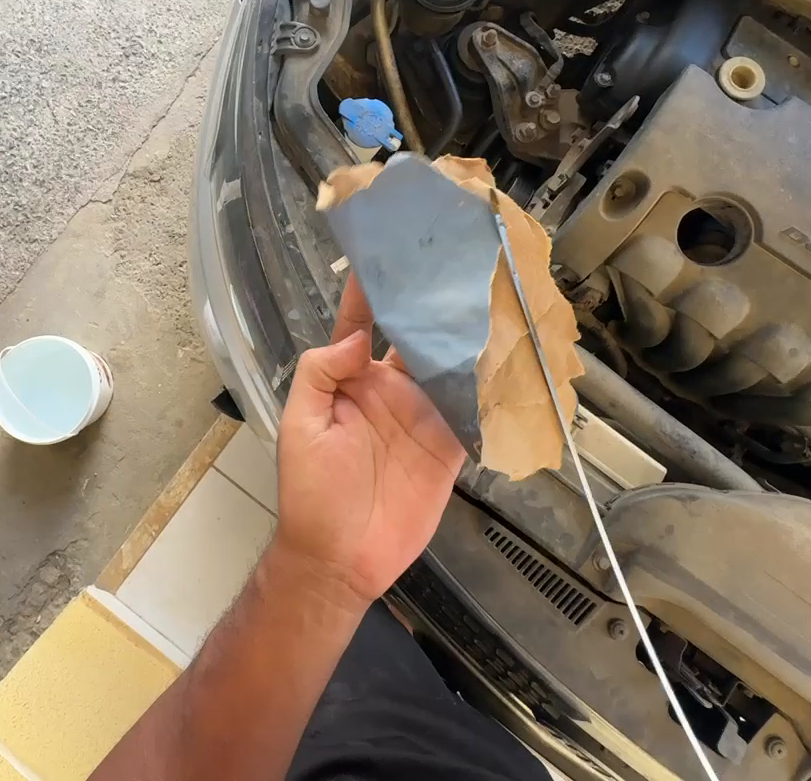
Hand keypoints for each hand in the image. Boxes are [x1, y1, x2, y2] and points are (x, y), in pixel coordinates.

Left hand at [271, 277, 466, 607]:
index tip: (387, 252)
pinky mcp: (450, 443)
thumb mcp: (301, 426)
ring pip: (448, 365)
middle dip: (430, 303)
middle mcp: (391, 388)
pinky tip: (509, 357)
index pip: (362, 324)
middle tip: (457, 263)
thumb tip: (357, 337)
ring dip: (466, 337)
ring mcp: (423, 414)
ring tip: (492, 296)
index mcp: (353, 379)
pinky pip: (473, 409)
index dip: (372, 291)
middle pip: (414, 336)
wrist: (342, 559)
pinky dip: (490, 386)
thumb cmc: (312, 492)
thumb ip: (321, 374)